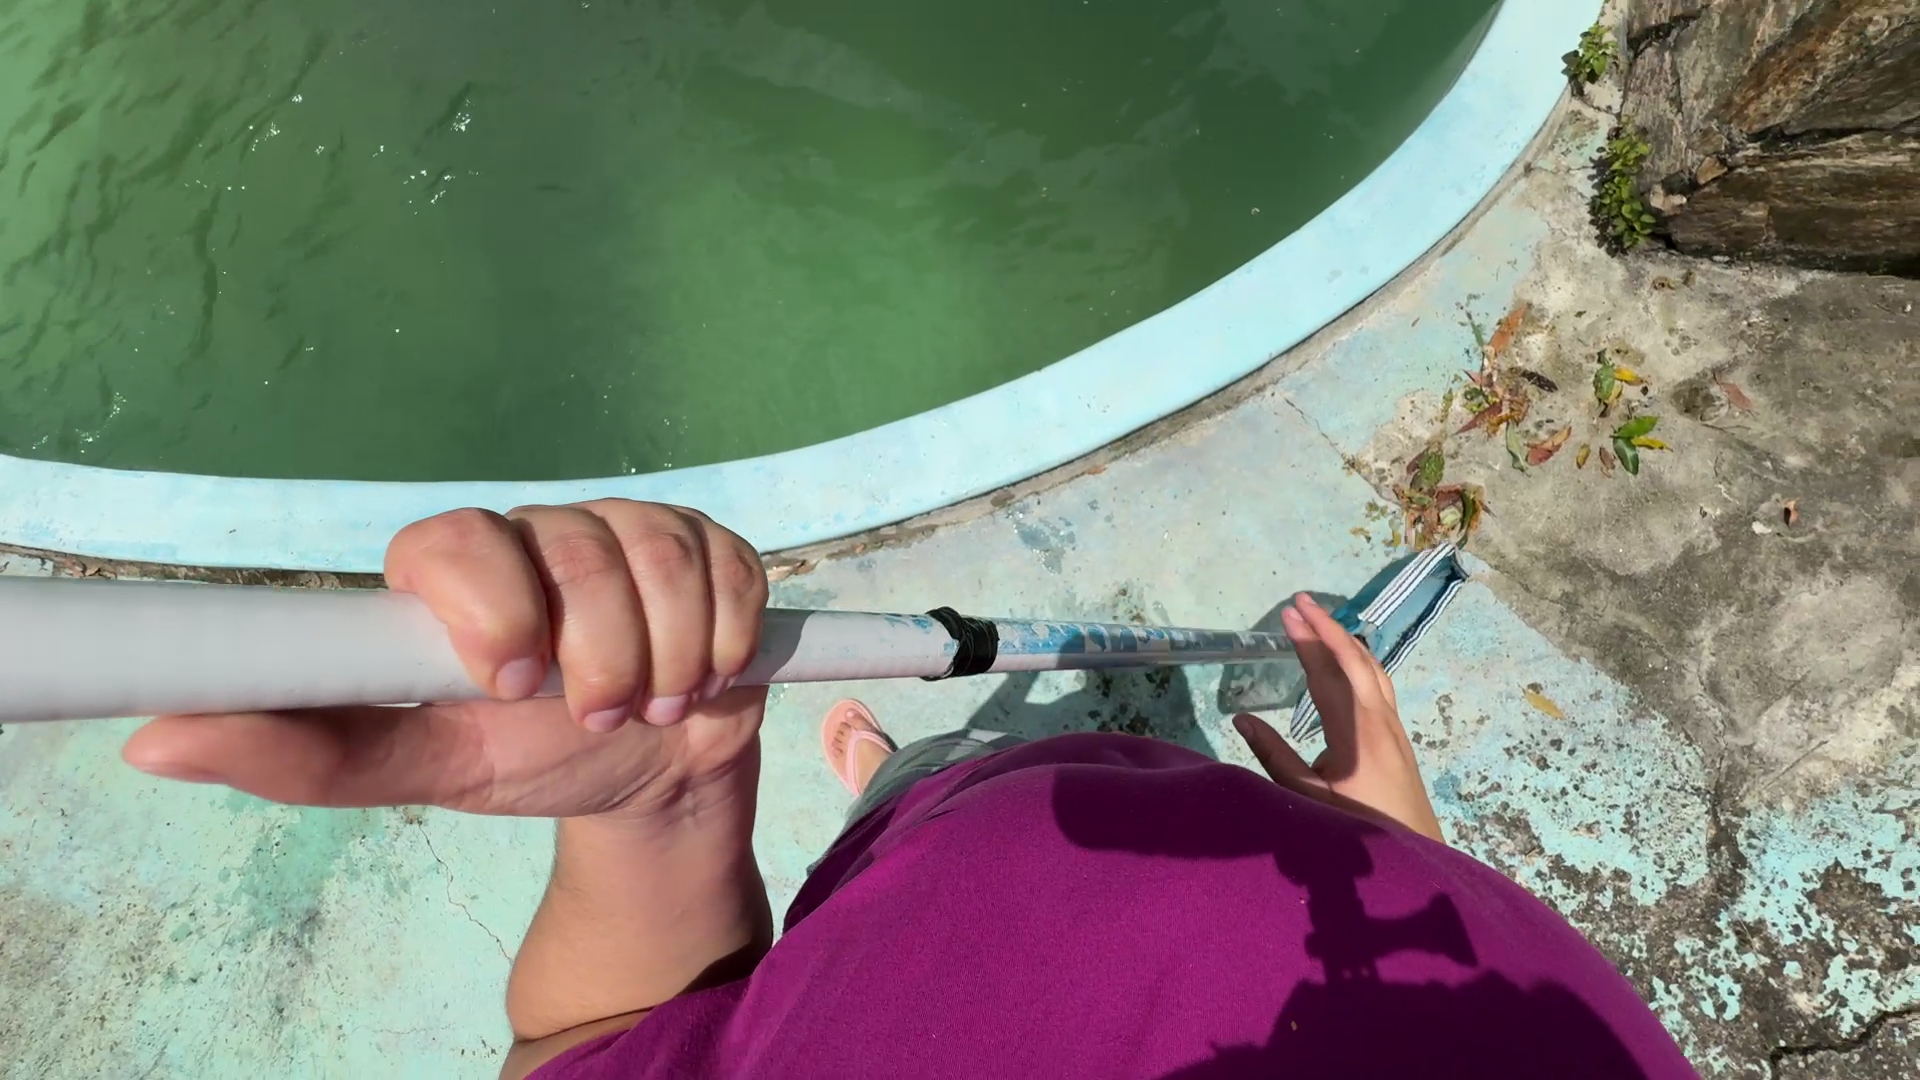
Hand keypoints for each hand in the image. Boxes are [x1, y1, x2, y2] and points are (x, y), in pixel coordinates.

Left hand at [121, 501, 770, 821]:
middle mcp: (555, 532)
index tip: (511, 684)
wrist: (655, 766)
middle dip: (605, 653)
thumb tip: (156, 741)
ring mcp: (643, 530)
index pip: (460, 538)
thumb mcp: (437, 769)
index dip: (490, 603)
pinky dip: (727, 632)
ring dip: (672, 651)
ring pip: (664, 556)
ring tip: (663, 703)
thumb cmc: (540, 762)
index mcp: (471, 569)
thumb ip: (322, 755)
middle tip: (605, 716)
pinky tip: (712, 670)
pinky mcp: (715, 547)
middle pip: (581, 551)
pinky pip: (732, 566)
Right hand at [1233, 593, 1443, 842]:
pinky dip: (1359, 661)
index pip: (1329, 671)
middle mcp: (1379, 720)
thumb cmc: (1356, 829)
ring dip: (1345, 642)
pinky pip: (1378, 684)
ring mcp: (1393, 728)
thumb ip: (1274, 755)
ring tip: (1322, 623)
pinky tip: (1349, 663)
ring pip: (1373, 670)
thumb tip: (1242, 719)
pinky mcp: (1396, 738)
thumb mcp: (1307, 796)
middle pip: (1355, 660)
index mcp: (1356, 730)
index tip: (1289, 613)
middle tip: (1300, 604)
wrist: (1417, 860)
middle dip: (1327, 628)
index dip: (1309, 639)